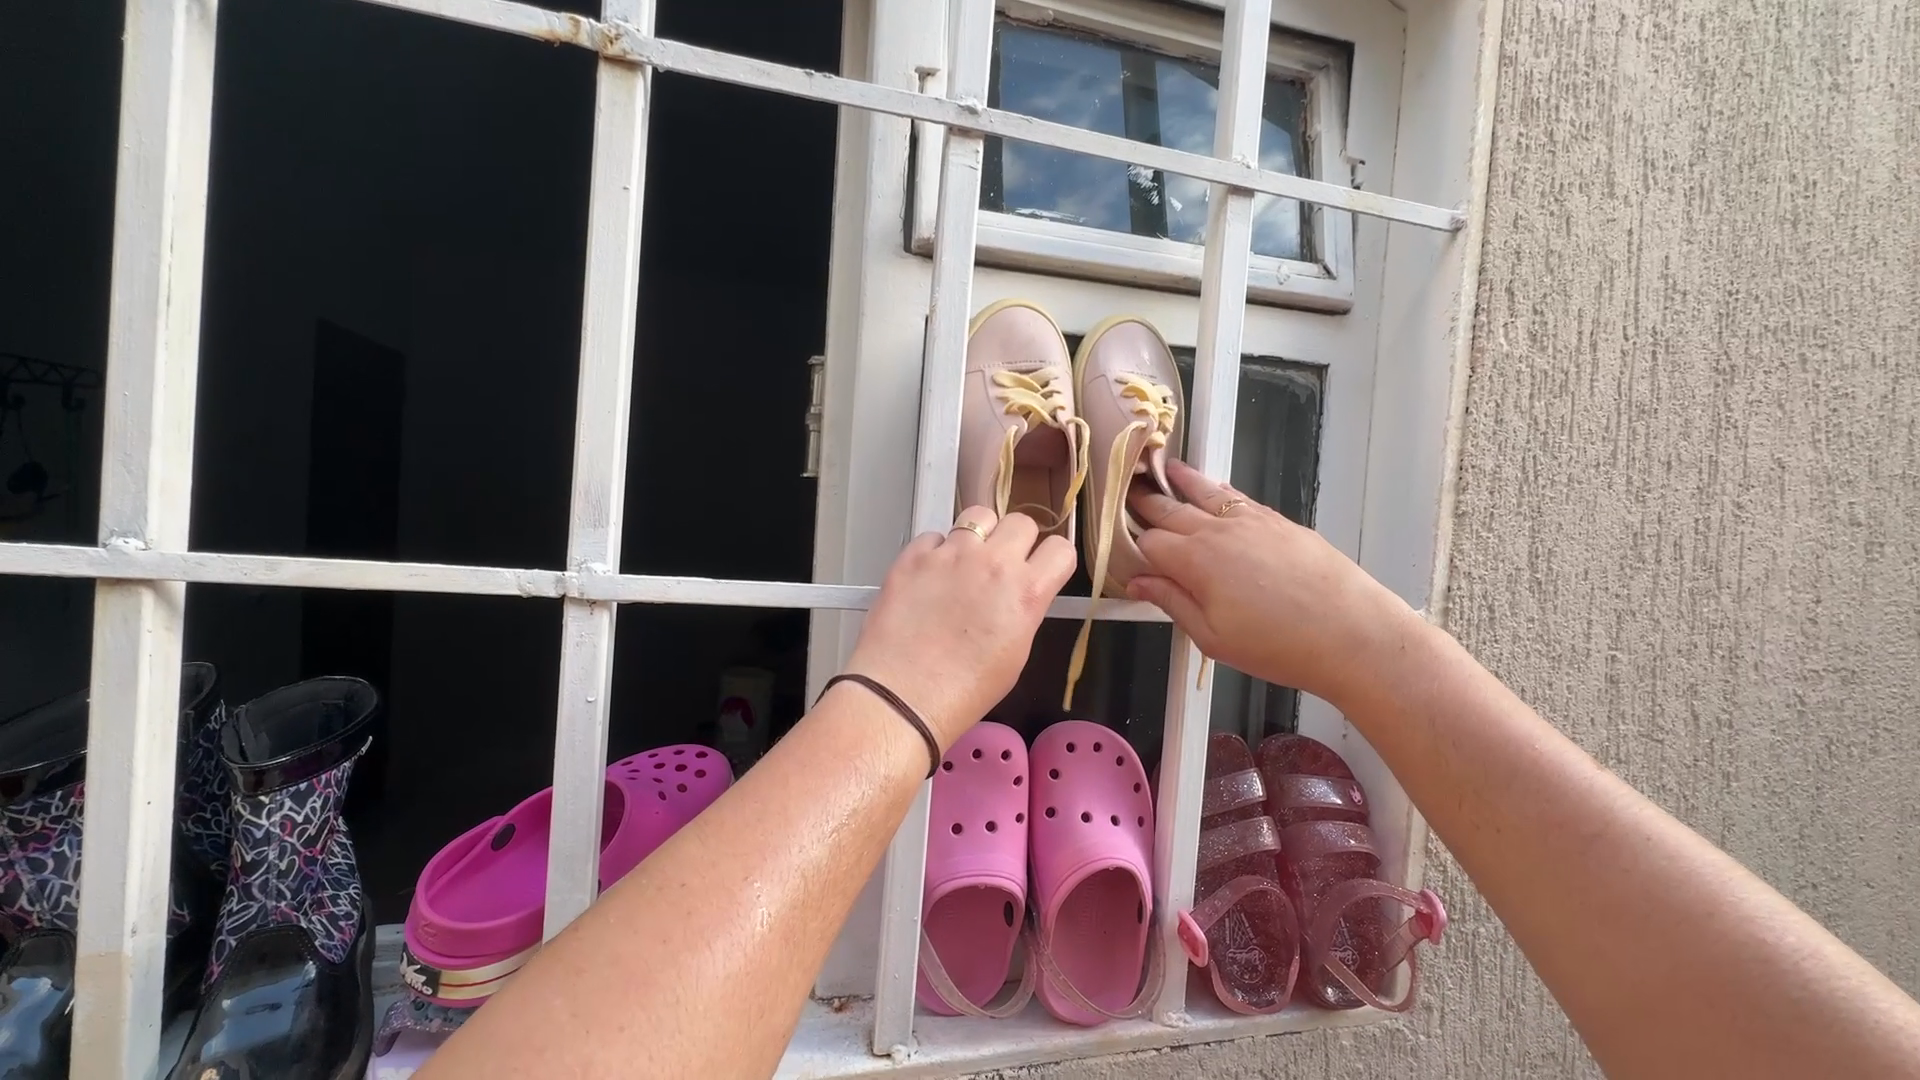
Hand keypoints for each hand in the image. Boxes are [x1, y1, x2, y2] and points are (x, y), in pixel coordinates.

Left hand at [845, 507, 1075, 748]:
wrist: (903, 695)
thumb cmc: (965, 690)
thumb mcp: (1016, 653)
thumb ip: (1023, 609)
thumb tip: (1018, 593)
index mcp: (1026, 591)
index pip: (1060, 549)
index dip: (1051, 560)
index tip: (1041, 569)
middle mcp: (993, 563)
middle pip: (1021, 522)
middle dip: (1016, 541)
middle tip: (1001, 565)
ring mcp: (950, 554)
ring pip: (978, 515)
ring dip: (978, 534)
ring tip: (965, 561)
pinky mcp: (913, 556)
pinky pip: (934, 536)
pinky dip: (935, 551)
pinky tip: (929, 578)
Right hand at [1125, 460, 1421, 708]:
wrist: (1352, 633)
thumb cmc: (1278, 646)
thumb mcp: (1213, 638)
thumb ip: (1171, 603)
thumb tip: (1137, 582)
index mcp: (1195, 562)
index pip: (1150, 543)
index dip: (1132, 544)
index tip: (1120, 544)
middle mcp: (1218, 531)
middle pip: (1170, 510)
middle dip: (1145, 502)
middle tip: (1126, 490)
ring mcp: (1250, 521)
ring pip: (1203, 492)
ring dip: (1179, 481)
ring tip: (1162, 467)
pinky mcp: (1278, 521)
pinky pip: (1236, 496)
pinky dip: (1215, 488)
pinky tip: (1210, 486)